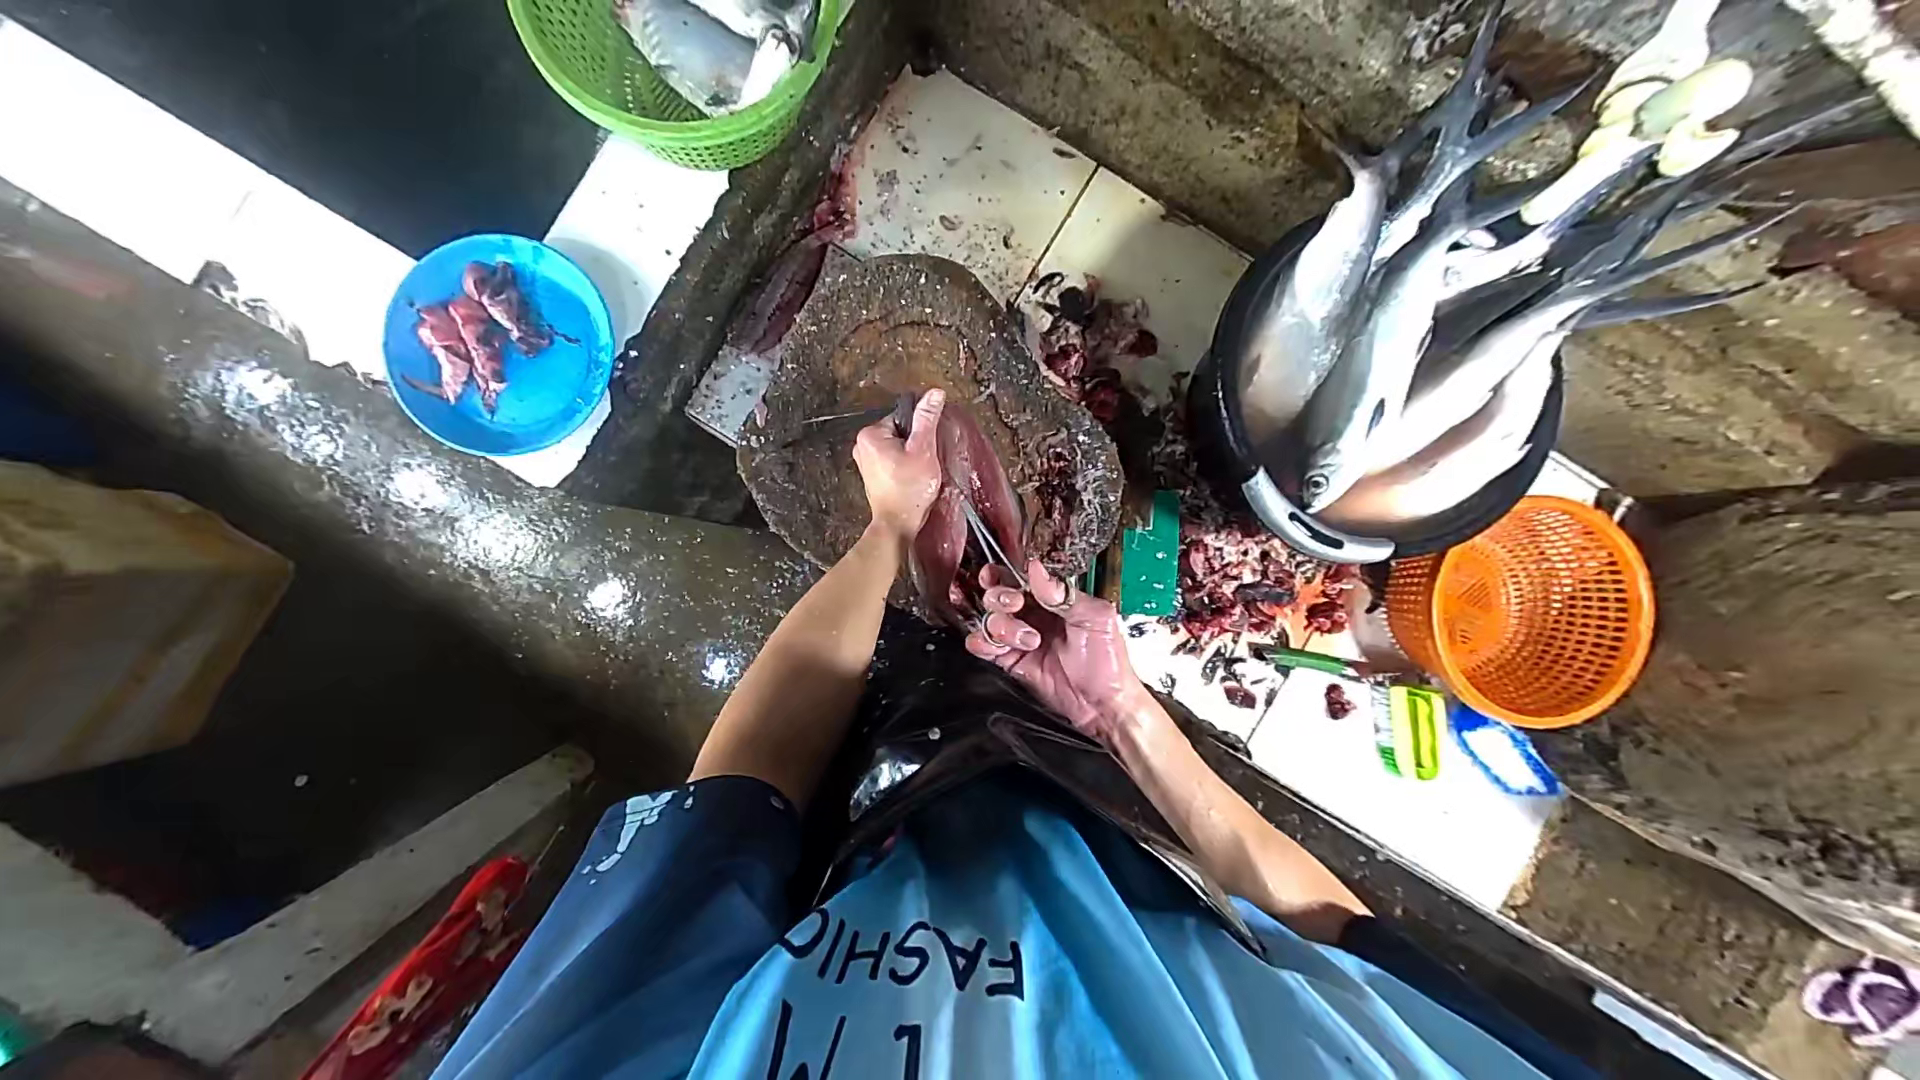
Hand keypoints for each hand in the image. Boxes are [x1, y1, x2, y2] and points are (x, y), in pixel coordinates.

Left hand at [852, 389, 945, 542]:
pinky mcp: (872, 475)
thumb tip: (934, 393)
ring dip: (911, 456)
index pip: (903, 417)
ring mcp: (865, 461)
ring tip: (918, 472)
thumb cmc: (909, 490)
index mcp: (870, 434)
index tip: (926, 448)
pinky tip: (911, 479)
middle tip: (923, 462)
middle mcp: (862, 445)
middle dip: (915, 444)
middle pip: (900, 431)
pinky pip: (893, 460)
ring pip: (898, 447)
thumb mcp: (923, 450)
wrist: (897, 525)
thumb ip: (927, 419)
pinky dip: (904, 466)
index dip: (920, 431)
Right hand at [964, 560, 1150, 744]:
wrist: (1103, 705)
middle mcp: (1034, 614)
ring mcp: (1020, 637)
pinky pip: (983, 645)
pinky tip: (997, 648)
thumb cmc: (1109, 662)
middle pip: (997, 595)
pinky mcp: (1011, 660)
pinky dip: (982, 643)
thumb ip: (1064, 594)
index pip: (1020, 576)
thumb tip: (1037, 569)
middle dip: (1000, 598)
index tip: (1006, 581)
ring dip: (1002, 627)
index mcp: (1053, 599)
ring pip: (990, 619)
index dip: (1005, 575)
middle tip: (1015, 607)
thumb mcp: (1095, 619)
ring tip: (1029, 641)